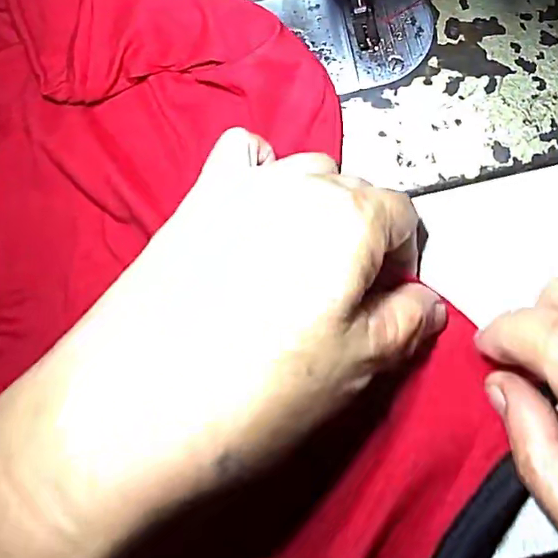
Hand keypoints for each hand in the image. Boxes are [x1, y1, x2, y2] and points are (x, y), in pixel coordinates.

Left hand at [0, 128, 445, 557]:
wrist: (129, 404)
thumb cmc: (254, 391)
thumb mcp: (353, 369)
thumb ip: (405, 324)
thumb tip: (428, 300)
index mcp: (351, 217)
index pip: (404, 214)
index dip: (404, 259)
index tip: (387, 298)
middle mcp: (304, 182)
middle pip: (358, 191)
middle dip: (364, 233)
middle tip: (341, 294)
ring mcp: (249, 181)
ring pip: (309, 172)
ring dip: (319, 206)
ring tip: (296, 261)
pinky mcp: (202, 192)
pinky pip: (245, 153)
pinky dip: (261, 170)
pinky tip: (253, 211)